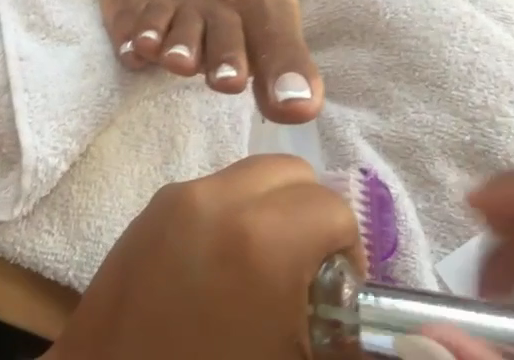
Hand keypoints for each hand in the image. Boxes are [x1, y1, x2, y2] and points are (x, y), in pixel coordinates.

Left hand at [46, 156, 360, 359]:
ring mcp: (177, 197)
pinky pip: (211, 191)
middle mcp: (216, 198)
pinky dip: (232, 214)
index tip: (338, 296)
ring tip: (262, 274)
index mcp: (260, 239)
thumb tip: (364, 318)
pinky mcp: (149, 208)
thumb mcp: (292, 356)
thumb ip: (343, 334)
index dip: (348, 252)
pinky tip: (221, 271)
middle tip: (307, 277)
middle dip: (311, 216)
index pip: (332, 207)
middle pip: (291, 171)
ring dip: (271, 211)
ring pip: (250, 175)